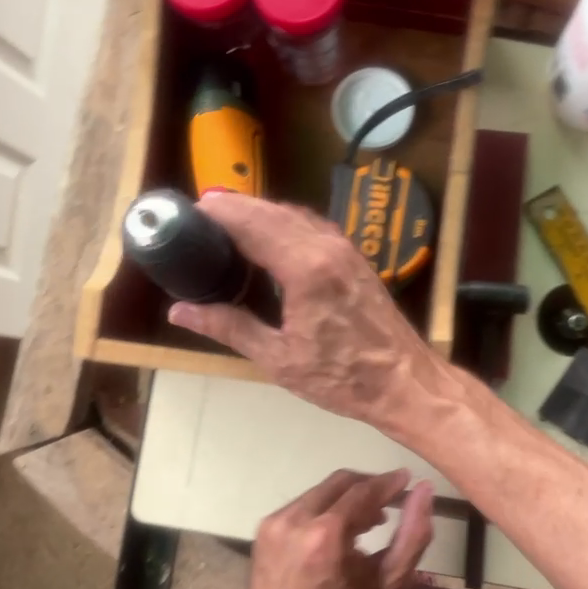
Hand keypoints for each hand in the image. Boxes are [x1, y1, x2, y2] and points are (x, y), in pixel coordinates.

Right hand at [167, 190, 443, 425]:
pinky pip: (314, 228)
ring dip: (262, 212)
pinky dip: (286, 224)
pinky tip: (272, 238)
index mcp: (305, 268)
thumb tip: (181, 312)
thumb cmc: (344, 377)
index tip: (191, 209)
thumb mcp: (279, 359)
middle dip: (237, 207)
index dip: (220, 212)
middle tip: (203, 214)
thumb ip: (230, 328)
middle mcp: (327, 247)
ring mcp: (346, 250)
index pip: (252, 223)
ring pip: (296, 215)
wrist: (406, 381)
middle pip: (273, 211)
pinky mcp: (356, 260)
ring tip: (230, 222)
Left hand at [243, 469, 435, 588]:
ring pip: (320, 492)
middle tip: (390, 502)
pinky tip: (338, 534)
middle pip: (340, 482)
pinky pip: (302, 506)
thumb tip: (424, 491)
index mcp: (324, 534)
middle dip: (368, 487)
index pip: (363, 491)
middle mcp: (295, 519)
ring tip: (368, 522)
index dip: (388, 483)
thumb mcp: (387, 583)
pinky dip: (324, 511)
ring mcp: (274, 523)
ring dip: (346, 499)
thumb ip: (412, 535)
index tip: (408, 479)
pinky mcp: (263, 529)